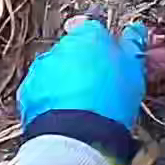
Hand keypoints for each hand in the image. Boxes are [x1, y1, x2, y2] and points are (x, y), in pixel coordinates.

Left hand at [18, 19, 148, 163]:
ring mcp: (43, 68)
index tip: (113, 61)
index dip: (106, 46)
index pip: (97, 30)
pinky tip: (69, 112)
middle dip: (86, 63)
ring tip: (86, 103)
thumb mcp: (134, 71)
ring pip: (58, 68)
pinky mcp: (28, 90)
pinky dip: (53, 97)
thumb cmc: (110, 101)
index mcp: (90, 36)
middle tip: (103, 85)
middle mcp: (62, 46)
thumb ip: (133, 46)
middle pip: (75, 49)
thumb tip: (136, 31)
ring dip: (68, 79)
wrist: (80, 134)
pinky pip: (42, 88)